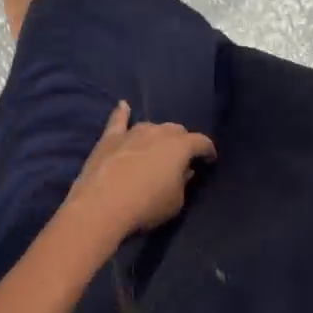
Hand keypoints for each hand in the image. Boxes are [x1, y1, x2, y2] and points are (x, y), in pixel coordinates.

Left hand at [64, 101, 215, 238]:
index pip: (201, 142)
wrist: (102, 207)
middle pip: (176, 130)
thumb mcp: (175, 202)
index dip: (208, 150)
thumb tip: (184, 171)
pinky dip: (122, 113)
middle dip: (182, 141)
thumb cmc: (146, 206)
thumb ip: (183, 183)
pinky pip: (117, 121)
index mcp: (180, 147)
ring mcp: (132, 133)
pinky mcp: (109, 139)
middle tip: (181, 158)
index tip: (210, 160)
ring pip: (150, 126)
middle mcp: (158, 132)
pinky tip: (123, 105)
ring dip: (157, 134)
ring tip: (157, 146)